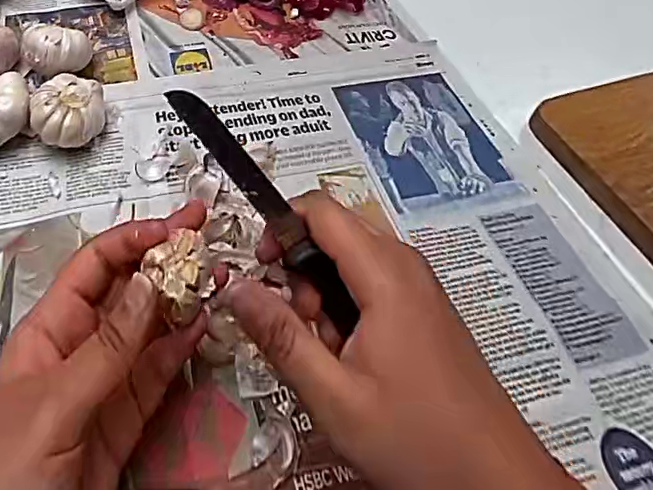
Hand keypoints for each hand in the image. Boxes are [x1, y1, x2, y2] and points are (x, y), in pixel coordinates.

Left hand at [0, 203, 207, 489]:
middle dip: (160, 261)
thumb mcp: (50, 404)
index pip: (91, 269)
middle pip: (123, 293)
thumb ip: (103, 350)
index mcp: (46, 330)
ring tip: (212, 274)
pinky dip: (179, 352)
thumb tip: (146, 286)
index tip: (168, 227)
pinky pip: (154, 379)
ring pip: (146, 332)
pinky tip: (199, 326)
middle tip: (198, 233)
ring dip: (178, 301)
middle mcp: (75, 351)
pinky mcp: (122, 427)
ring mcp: (101, 388)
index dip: (129, 242)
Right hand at [224, 192, 574, 489]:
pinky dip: (343, 303)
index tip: (261, 268)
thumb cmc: (421, 444)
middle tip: (296, 321)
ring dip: (318, 289)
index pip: (317, 209)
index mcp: (385, 274)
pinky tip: (349, 354)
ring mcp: (417, 286)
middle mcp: (403, 265)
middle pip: (329, 230)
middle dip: (297, 265)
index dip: (278, 225)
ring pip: (345, 256)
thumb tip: (230, 284)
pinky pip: (366, 278)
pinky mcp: (422, 307)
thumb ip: (278, 335)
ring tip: (324, 348)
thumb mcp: (335, 398)